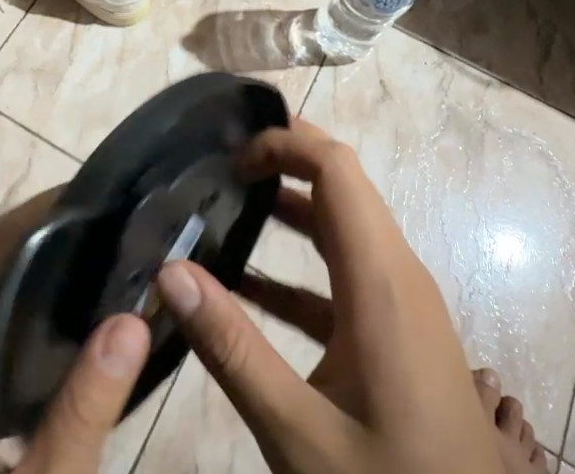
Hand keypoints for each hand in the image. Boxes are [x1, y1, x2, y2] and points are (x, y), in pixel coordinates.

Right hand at [153, 121, 501, 473]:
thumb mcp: (297, 429)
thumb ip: (231, 348)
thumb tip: (171, 271)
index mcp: (380, 280)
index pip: (337, 169)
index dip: (284, 144)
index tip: (228, 156)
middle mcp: (398, 275)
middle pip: (344, 187)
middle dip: (284, 163)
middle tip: (218, 168)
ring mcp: (404, 304)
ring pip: (345, 230)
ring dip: (291, 211)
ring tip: (226, 207)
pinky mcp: (399, 332)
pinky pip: (347, 276)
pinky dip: (300, 268)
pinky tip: (247, 288)